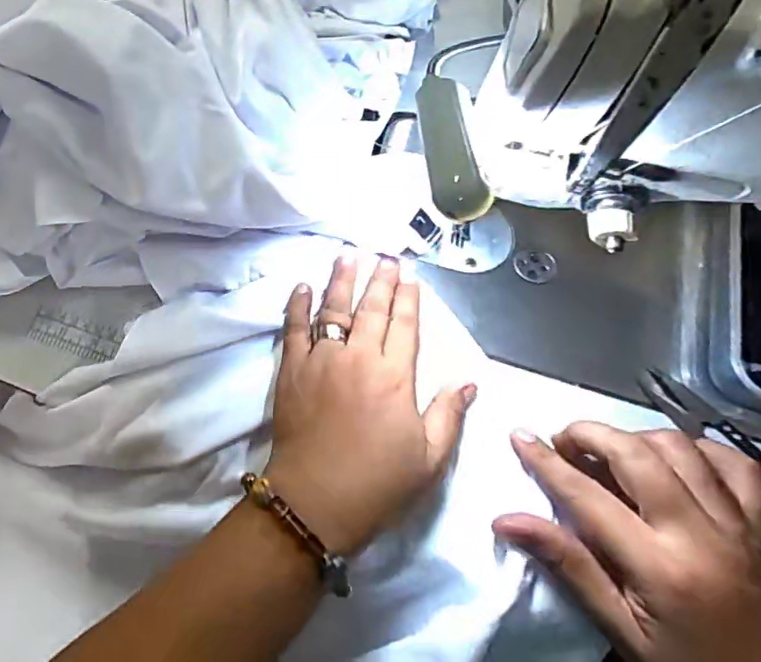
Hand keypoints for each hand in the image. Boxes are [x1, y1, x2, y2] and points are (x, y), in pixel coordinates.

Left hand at [265, 252, 475, 554]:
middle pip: (371, 309)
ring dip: (342, 280)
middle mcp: (359, 357)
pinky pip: (294, 329)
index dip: (408, 297)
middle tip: (385, 257)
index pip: (405, 325)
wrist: (313, 504)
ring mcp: (322, 360)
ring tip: (347, 255)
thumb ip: (448, 415)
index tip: (409, 275)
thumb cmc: (376, 483)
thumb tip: (468, 381)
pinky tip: (303, 287)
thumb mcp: (428, 459)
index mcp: (394, 376)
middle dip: (380, 280)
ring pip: (334, 309)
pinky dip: (298, 306)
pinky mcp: (292, 371)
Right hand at [495, 423, 760, 661]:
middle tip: (562, 442)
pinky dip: (700, 449)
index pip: (588, 497)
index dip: (547, 463)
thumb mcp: (625, 635)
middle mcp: (699, 531)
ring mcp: (736, 522)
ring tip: (612, 452)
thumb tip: (508, 522)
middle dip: (589, 435)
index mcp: (660, 567)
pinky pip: (734, 464)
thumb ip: (571, 569)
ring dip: (636, 437)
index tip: (519, 436)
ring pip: (679, 446)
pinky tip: (678, 459)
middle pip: (634, 454)